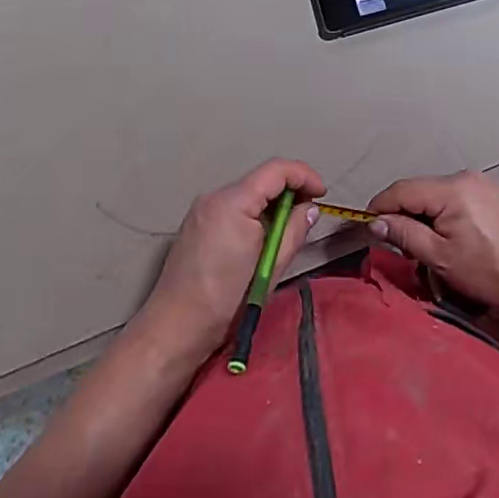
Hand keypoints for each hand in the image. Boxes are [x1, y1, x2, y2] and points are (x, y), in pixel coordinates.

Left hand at [132, 159, 324, 356]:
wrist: (175, 326)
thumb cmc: (226, 301)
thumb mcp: (270, 268)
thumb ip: (294, 232)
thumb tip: (310, 209)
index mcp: (233, 203)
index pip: (275, 171)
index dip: (303, 175)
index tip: (322, 193)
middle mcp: (214, 196)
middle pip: (260, 180)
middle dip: (289, 190)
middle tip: (310, 212)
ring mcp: (202, 207)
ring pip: (247, 193)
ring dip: (271, 203)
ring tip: (288, 229)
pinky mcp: (196, 221)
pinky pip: (232, 205)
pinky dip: (252, 212)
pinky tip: (261, 237)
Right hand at [366, 170, 498, 315]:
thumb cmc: (493, 272)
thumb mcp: (441, 258)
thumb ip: (404, 235)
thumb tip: (375, 222)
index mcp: (451, 189)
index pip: (401, 190)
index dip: (380, 207)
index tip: (367, 227)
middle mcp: (465, 178)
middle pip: (418, 190)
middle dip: (403, 214)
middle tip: (398, 245)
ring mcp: (480, 184)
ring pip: (435, 195)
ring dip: (422, 216)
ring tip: (425, 247)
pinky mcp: (491, 194)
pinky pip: (453, 198)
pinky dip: (442, 214)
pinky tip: (447, 239)